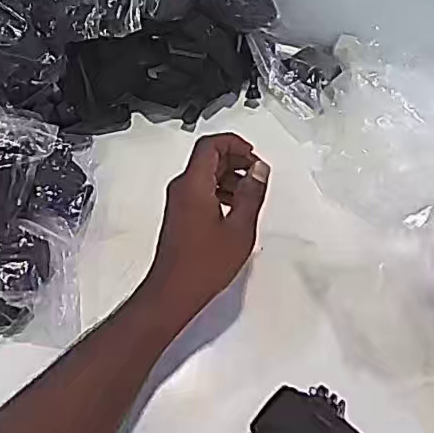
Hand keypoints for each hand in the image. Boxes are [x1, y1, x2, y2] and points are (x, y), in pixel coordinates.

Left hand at [142, 133, 269, 321]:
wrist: (174, 289)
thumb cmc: (202, 265)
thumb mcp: (240, 228)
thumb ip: (251, 194)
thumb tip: (259, 170)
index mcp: (193, 184)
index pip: (210, 145)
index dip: (234, 143)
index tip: (252, 154)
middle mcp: (181, 187)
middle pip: (207, 157)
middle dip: (235, 159)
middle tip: (258, 172)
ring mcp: (178, 200)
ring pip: (204, 173)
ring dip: (229, 175)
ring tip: (251, 192)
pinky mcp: (180, 212)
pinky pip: (199, 188)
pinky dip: (219, 189)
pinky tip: (236, 207)